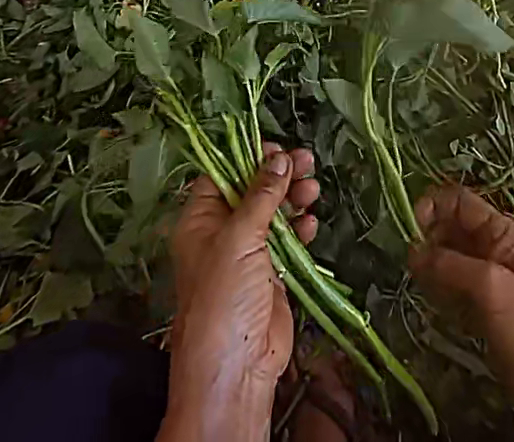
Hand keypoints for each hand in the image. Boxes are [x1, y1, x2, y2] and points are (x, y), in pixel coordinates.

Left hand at [158, 146, 318, 441]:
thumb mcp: (239, 237)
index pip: (223, 174)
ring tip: (313, 189)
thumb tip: (279, 158)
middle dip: (279, 175)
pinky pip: (287, 239)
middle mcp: (222, 231)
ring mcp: (247, 252)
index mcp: (201, 219)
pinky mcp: (271, 271)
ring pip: (273, 212)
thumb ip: (261, 195)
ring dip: (293, 198)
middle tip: (306, 161)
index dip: (248, 158)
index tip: (277, 147)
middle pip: (252, 190)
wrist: (237, 365)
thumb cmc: (224, 294)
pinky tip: (309, 222)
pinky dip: (299, 228)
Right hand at [409, 184, 513, 441]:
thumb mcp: (492, 287)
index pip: (458, 201)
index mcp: (501, 233)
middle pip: (449, 227)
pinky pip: (450, 288)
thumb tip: (412, 252)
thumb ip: (450, 264)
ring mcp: (487, 281)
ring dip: (429, 266)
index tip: (409, 228)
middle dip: (426, 238)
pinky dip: (437, 290)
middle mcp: (492, 250)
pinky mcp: (481, 310)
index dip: (431, 206)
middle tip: (410, 263)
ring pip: (446, 258)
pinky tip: (432, 302)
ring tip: (421, 284)